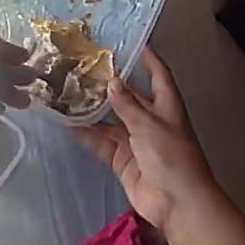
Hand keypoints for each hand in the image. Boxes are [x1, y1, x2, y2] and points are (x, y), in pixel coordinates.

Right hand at [72, 47, 219, 228]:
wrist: (177, 202)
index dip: (150, 59)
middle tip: (85, 69)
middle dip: (111, 86)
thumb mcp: (148, 125)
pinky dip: (87, 136)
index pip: (159, 75)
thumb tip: (111, 82)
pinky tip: (68, 125)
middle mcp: (151, 120)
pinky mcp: (123, 160)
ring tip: (69, 94)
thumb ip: (127, 105)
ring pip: (111, 121)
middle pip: (130, 97)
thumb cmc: (171, 156)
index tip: (136, 43)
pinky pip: (103, 144)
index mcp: (166, 106)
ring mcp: (136, 141)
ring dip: (94, 111)